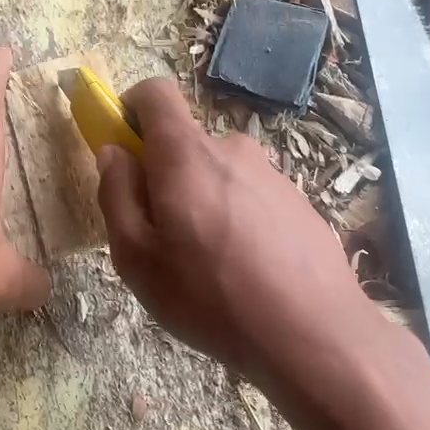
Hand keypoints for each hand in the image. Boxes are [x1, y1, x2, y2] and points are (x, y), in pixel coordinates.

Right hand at [95, 79, 409, 401]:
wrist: (315, 336)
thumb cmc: (209, 297)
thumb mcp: (136, 257)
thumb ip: (116, 195)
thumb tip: (114, 153)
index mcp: (186, 156)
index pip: (156, 93)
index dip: (131, 108)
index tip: (122, 147)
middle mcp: (233, 151)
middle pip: (185, 145)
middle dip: (164, 177)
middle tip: (162, 237)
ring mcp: (273, 176)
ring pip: (218, 175)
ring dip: (202, 203)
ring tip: (207, 265)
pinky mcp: (300, 204)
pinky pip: (250, 198)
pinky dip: (237, 221)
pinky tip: (244, 273)